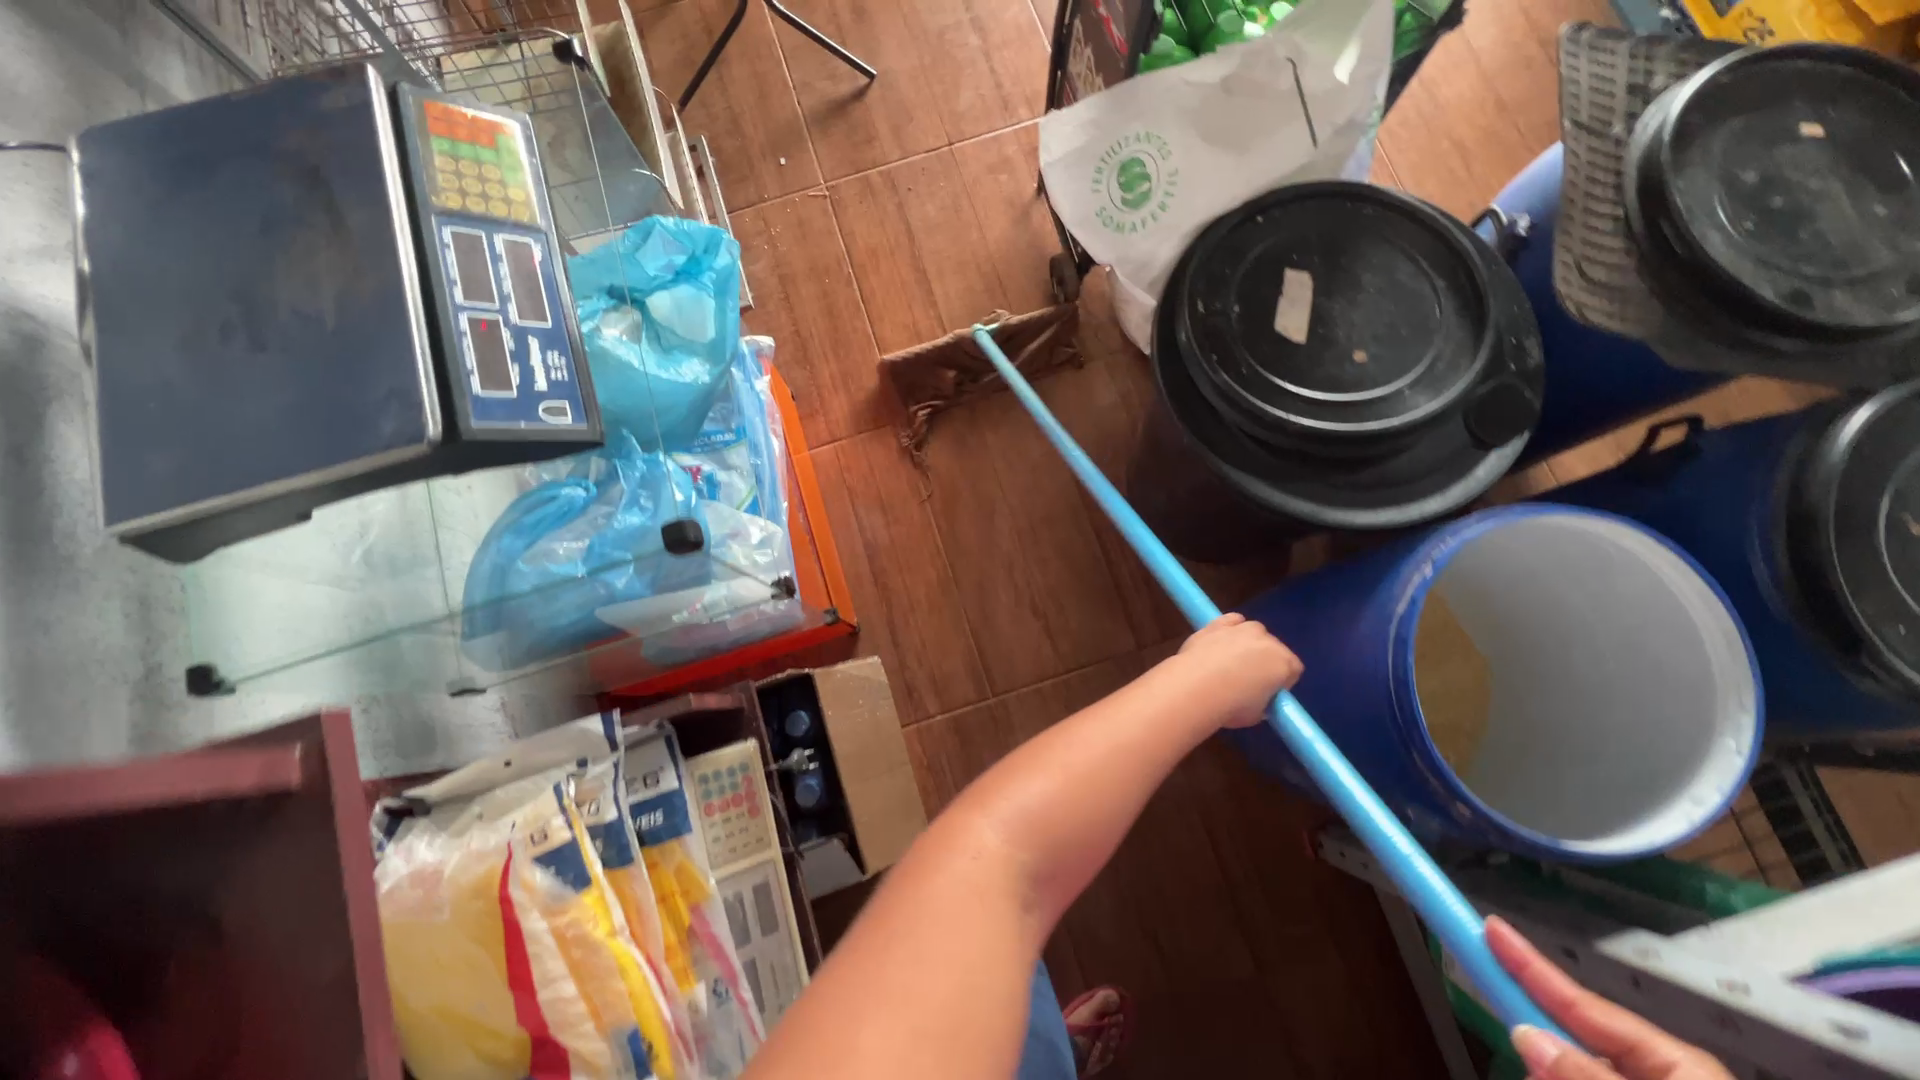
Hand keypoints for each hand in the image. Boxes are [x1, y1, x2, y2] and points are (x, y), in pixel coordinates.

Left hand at [1172, 614, 1302, 728]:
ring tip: (1229, 662)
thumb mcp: (1257, 714)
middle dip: (1263, 662)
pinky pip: (1232, 621)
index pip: (1293, 670)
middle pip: (1273, 649)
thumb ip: (1263, 702)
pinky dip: (1229, 628)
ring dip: (1247, 644)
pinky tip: (1220, 640)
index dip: (1280, 683)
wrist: (1195, 686)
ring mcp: (1243, 628)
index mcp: (1285, 663)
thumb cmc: (1231, 706)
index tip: (1267, 694)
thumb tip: (1256, 698)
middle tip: (1246, 681)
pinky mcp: (1219, 623)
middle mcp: (1268, 640)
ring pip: (1253, 632)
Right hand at [1488, 917, 1734, 1079]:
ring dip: (1553, 1075)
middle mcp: (1657, 1071)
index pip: (1582, 1002)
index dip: (1530, 964)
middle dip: (1541, 1040)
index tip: (1489, 925)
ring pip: (1573, 1068)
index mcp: (1673, 1061)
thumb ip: (1590, 1076)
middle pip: (1576, 1036)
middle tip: (1517, 1047)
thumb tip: (1524, 1034)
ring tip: (1541, 1079)